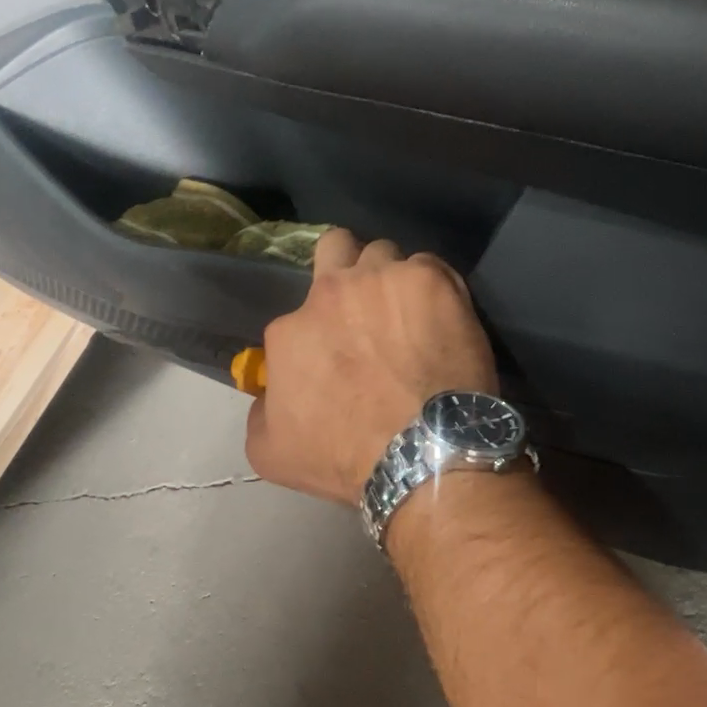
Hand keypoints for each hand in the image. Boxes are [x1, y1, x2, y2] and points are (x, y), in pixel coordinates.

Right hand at [246, 229, 498, 506]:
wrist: (422, 454)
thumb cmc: (346, 460)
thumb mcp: (272, 451)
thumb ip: (262, 410)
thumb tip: (270, 391)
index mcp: (291, 329)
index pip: (302, 314)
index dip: (323, 332)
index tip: (343, 353)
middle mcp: (333, 291)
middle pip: (337, 247)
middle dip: (349, 265)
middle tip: (371, 301)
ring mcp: (385, 280)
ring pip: (387, 254)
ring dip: (395, 279)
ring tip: (414, 314)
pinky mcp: (432, 281)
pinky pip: (431, 267)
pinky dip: (436, 288)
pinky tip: (445, 317)